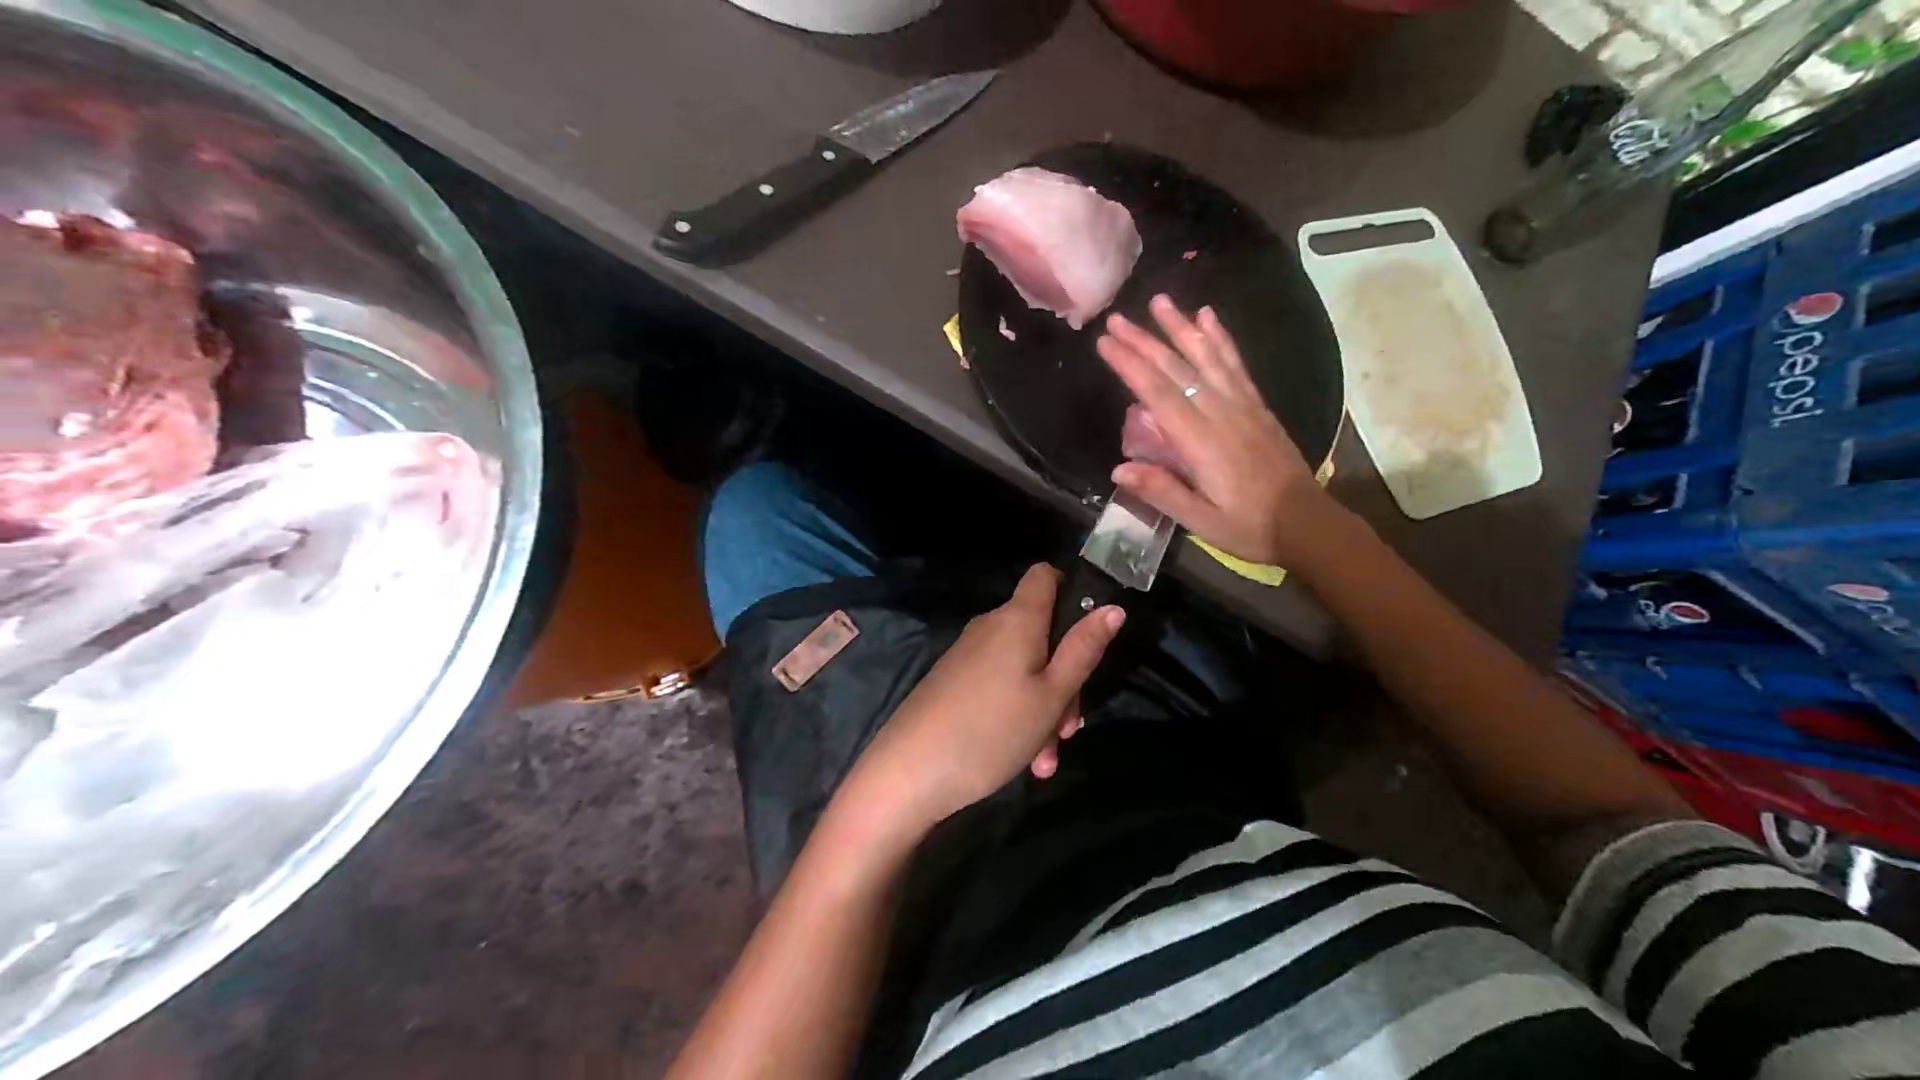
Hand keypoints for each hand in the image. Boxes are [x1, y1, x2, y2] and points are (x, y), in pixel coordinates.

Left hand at [838, 564, 1123, 834]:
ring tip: (1044, 760)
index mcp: (1017, 619)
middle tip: (1070, 729)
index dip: (1070, 590)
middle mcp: (990, 627)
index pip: (1044, 575)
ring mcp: (968, 655)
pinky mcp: (953, 681)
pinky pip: (998, 687)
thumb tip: (1114, 607)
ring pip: (1023, 670)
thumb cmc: (993, 729)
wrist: (909, 772)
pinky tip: (1023, 761)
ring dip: (1042, 710)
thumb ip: (1083, 650)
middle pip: (1041, 634)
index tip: (1089, 630)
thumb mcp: (1051, 695)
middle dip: (1063, 679)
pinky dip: (1016, 716)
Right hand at [1097, 295, 1345, 568]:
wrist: (1305, 522)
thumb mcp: (1201, 521)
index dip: (1130, 366)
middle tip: (1116, 318)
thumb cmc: (1248, 526)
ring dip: (1181, 327)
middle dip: (1144, 341)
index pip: (1159, 394)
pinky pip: (1235, 364)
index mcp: (1202, 442)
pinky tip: (1208, 317)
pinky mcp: (1256, 406)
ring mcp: (1242, 406)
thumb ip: (1162, 492)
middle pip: (1178, 369)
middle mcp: (1221, 414)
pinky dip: (1220, 338)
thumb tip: (1119, 469)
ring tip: (1160, 301)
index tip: (1105, 342)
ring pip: (1207, 357)